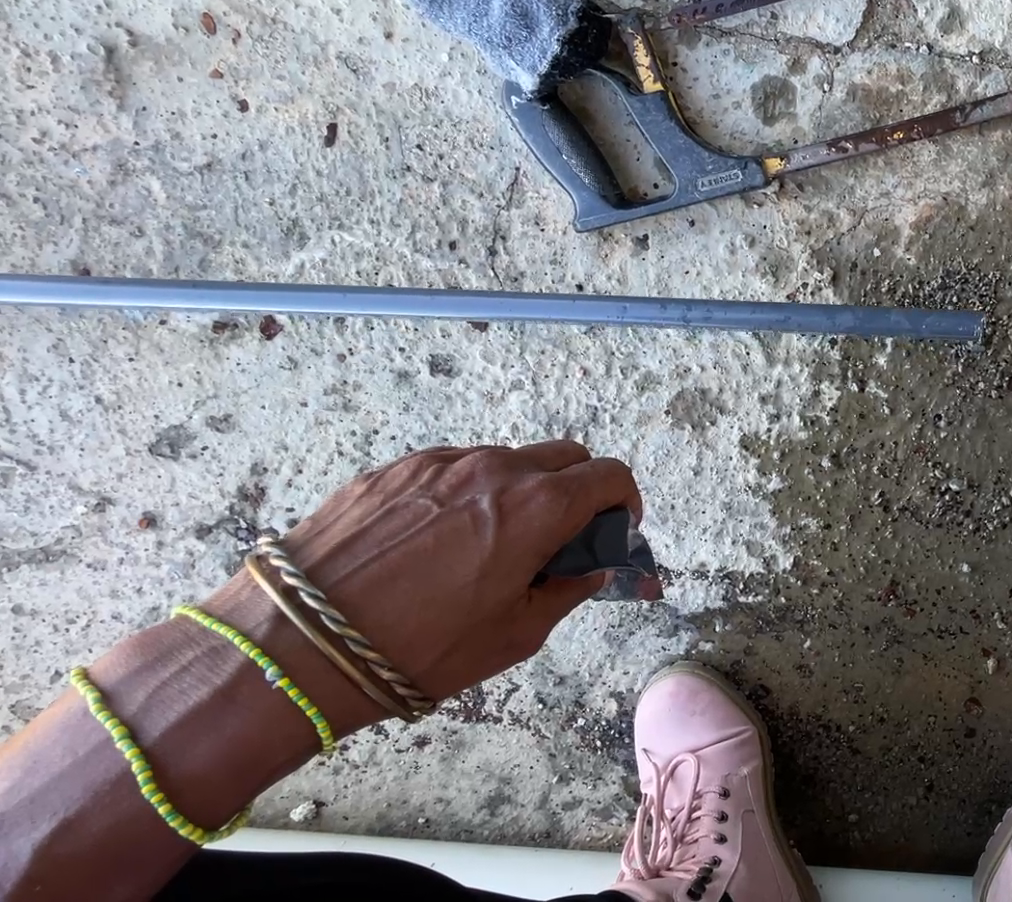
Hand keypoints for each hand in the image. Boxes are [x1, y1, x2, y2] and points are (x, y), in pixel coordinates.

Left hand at [205, 441, 640, 730]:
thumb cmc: (419, 650)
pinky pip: (455, 468)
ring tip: (489, 542)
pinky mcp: (394, 469)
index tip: (613, 530)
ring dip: (523, 490)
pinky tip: (437, 539)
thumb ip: (569, 589)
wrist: (291, 647)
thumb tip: (589, 568)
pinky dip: (469, 492)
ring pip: (510, 460)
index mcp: (539, 506)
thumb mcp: (517, 635)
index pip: (611, 475)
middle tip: (560, 536)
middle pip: (569, 456)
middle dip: (581, 489)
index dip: (625, 502)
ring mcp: (442, 463)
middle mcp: (498, 469)